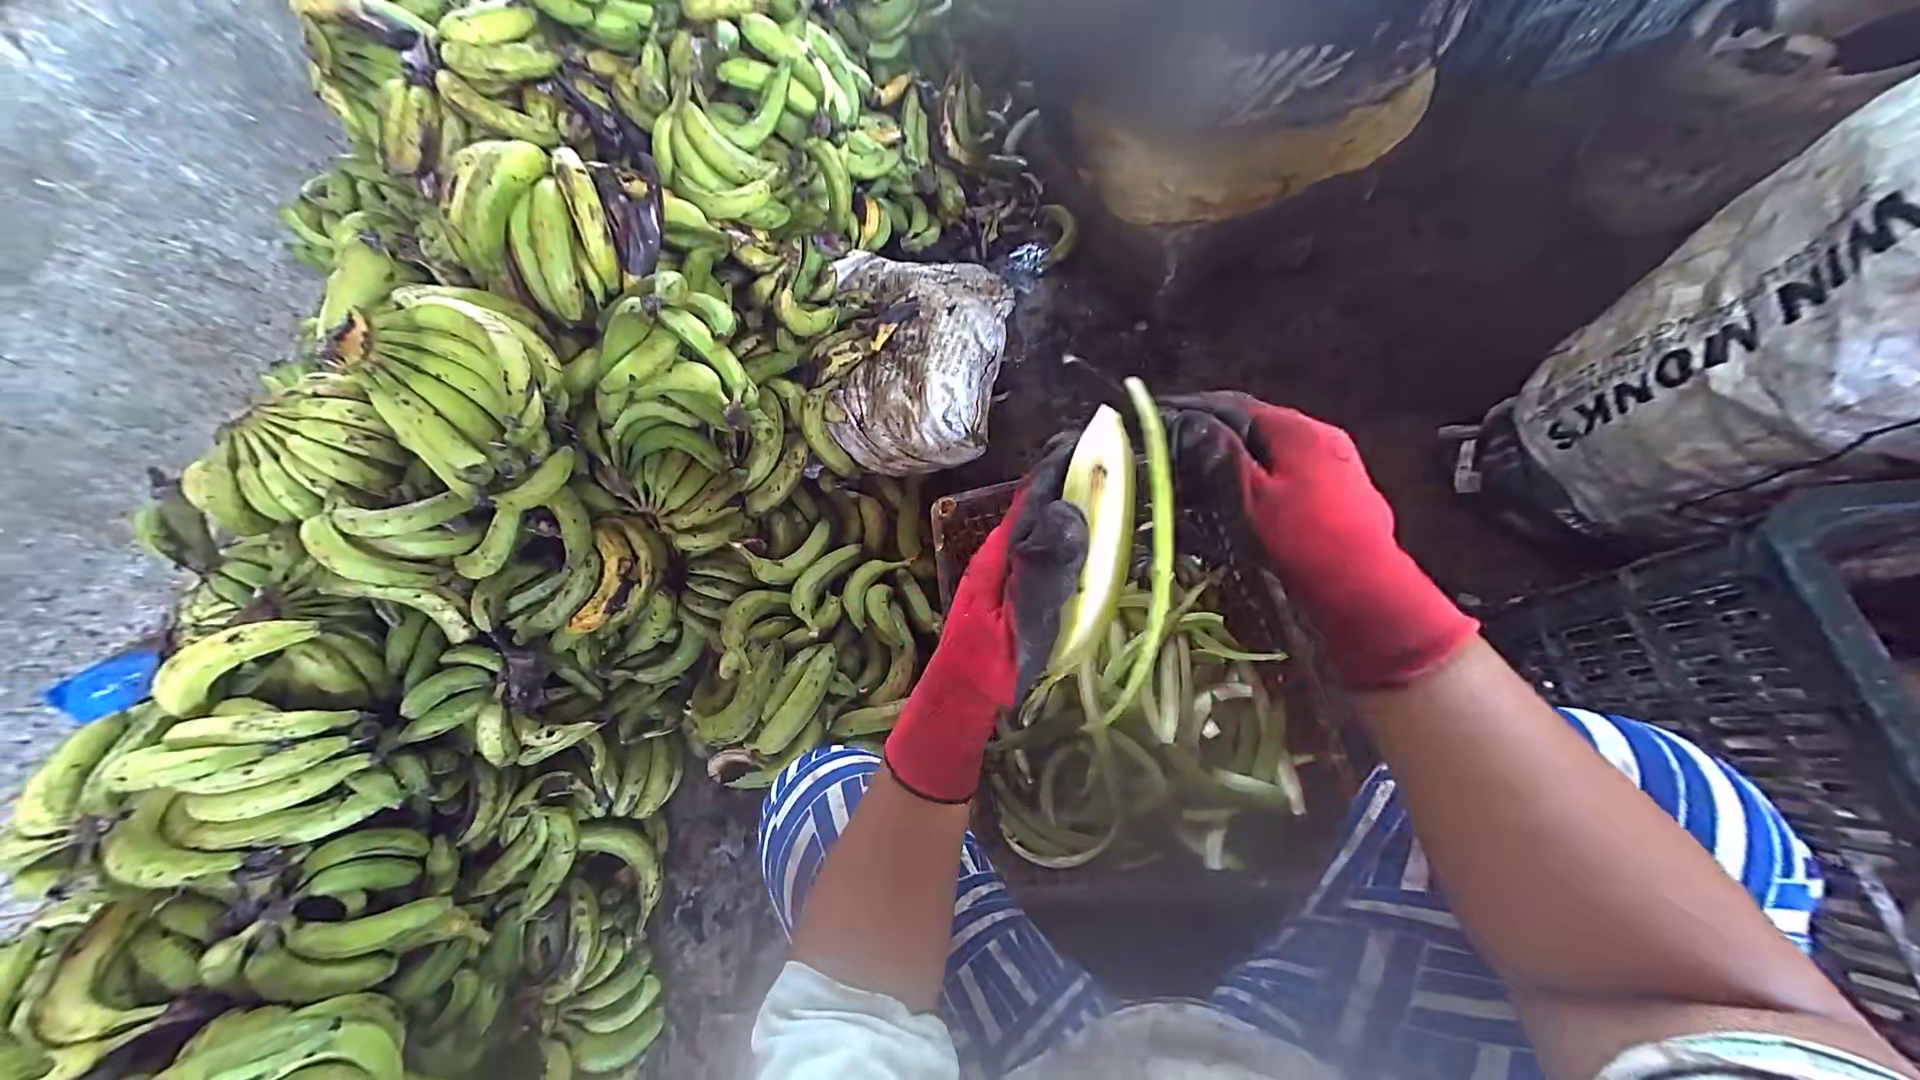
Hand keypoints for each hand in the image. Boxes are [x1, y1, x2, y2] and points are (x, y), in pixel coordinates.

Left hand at [884, 441, 1085, 802]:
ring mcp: (998, 568)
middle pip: (1033, 506)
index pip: (1032, 497)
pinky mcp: (1003, 584)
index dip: (1058, 468)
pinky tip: (1076, 539)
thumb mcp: (1021, 621)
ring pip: (1033, 526)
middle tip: (1102, 462)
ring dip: (1060, 505)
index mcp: (1001, 553)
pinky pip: (1033, 547)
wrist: (962, 694)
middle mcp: (997, 553)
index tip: (1087, 441)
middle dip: (1063, 481)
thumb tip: (1068, 512)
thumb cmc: (991, 663)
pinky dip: (1056, 534)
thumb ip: (1044, 571)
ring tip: (1096, 489)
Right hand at [1163, 393, 1478, 687]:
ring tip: (1203, 483)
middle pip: (1257, 432)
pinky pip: (1289, 482)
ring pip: (1273, 459)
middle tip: (1177, 456)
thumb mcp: (1249, 495)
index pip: (1235, 406)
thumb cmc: (1302, 542)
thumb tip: (1190, 422)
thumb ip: (1220, 454)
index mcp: (1300, 431)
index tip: (1162, 423)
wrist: (1364, 598)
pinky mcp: (1342, 502)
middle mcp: (1325, 441)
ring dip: (1239, 466)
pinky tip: (1242, 508)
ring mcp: (1339, 472)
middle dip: (1216, 440)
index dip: (1194, 412)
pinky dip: (1260, 487)